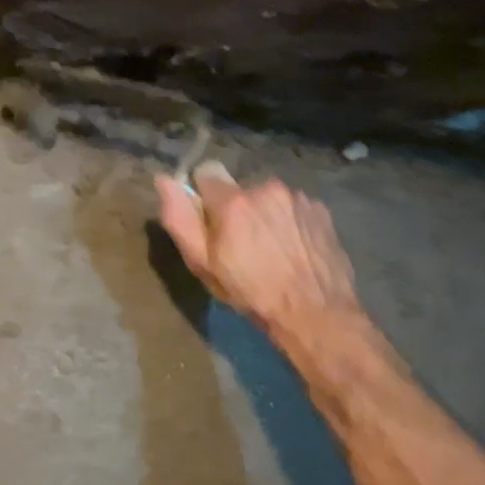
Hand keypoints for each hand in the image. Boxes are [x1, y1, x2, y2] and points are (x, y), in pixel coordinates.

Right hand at [155, 162, 360, 331]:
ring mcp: (298, 197)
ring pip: (266, 197)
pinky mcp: (320, 210)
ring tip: (268, 249)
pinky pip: (292, 206)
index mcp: (233, 201)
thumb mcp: (202, 263)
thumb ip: (179, 218)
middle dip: (234, 209)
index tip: (208, 225)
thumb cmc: (250, 291)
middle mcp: (266, 188)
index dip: (202, 198)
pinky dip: (286, 221)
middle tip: (239, 245)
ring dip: (262, 215)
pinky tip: (291, 249)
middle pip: (238, 188)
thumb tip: (163, 180)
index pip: (205, 172)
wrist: (315, 312)